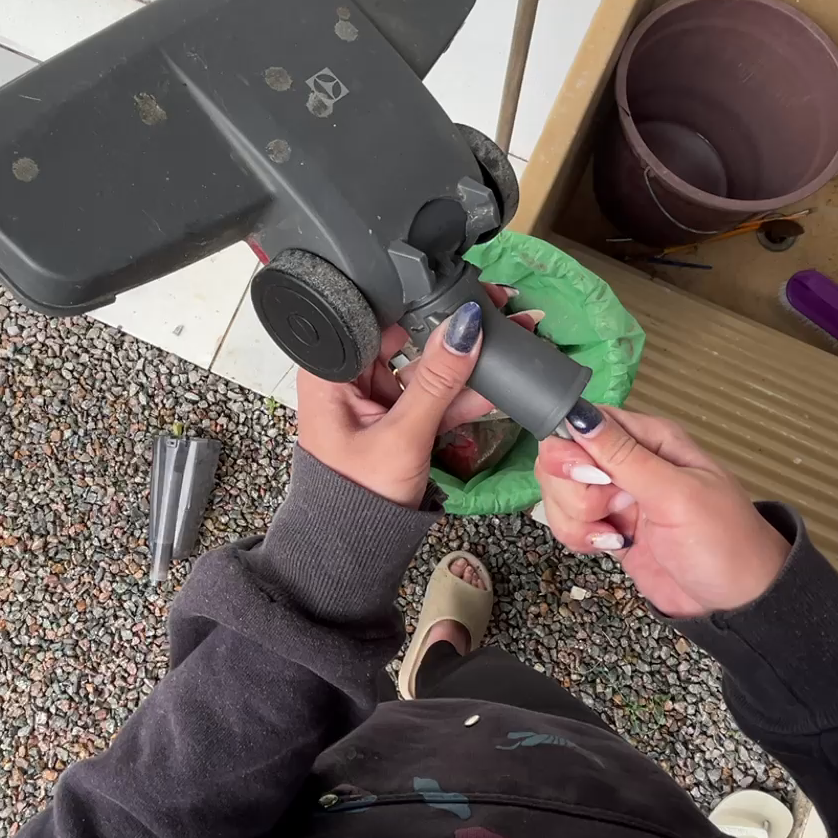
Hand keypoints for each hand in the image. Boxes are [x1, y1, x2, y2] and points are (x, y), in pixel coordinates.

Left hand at [297, 299, 502, 507]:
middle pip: (403, 337)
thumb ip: (438, 381)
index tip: (458, 287)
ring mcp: (376, 398)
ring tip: (507, 333)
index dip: (414, 299)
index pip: (371, 317)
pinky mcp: (398, 419)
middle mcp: (350, 377)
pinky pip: (432, 395)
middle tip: (493, 304)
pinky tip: (496, 378)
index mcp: (330, 371)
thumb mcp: (402, 435)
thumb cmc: (357, 494)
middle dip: (448, 326)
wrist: (354, 550)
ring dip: (464, 360)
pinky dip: (461, 393)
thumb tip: (465, 326)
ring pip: (424, 367)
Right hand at [535, 403, 788, 617]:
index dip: (572, 448)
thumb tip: (580, 416)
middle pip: (562, 457)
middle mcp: (625, 460)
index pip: (583, 422)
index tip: (589, 476)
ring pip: (559, 491)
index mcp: (648, 438)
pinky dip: (578, 536)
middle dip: (575, 490)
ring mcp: (612, 494)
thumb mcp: (676, 495)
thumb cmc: (723, 542)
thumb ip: (624, 457)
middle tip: (611, 508)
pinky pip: (566, 520)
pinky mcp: (604, 526)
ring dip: (576, 518)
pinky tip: (611, 545)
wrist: (737, 604)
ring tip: (615, 534)